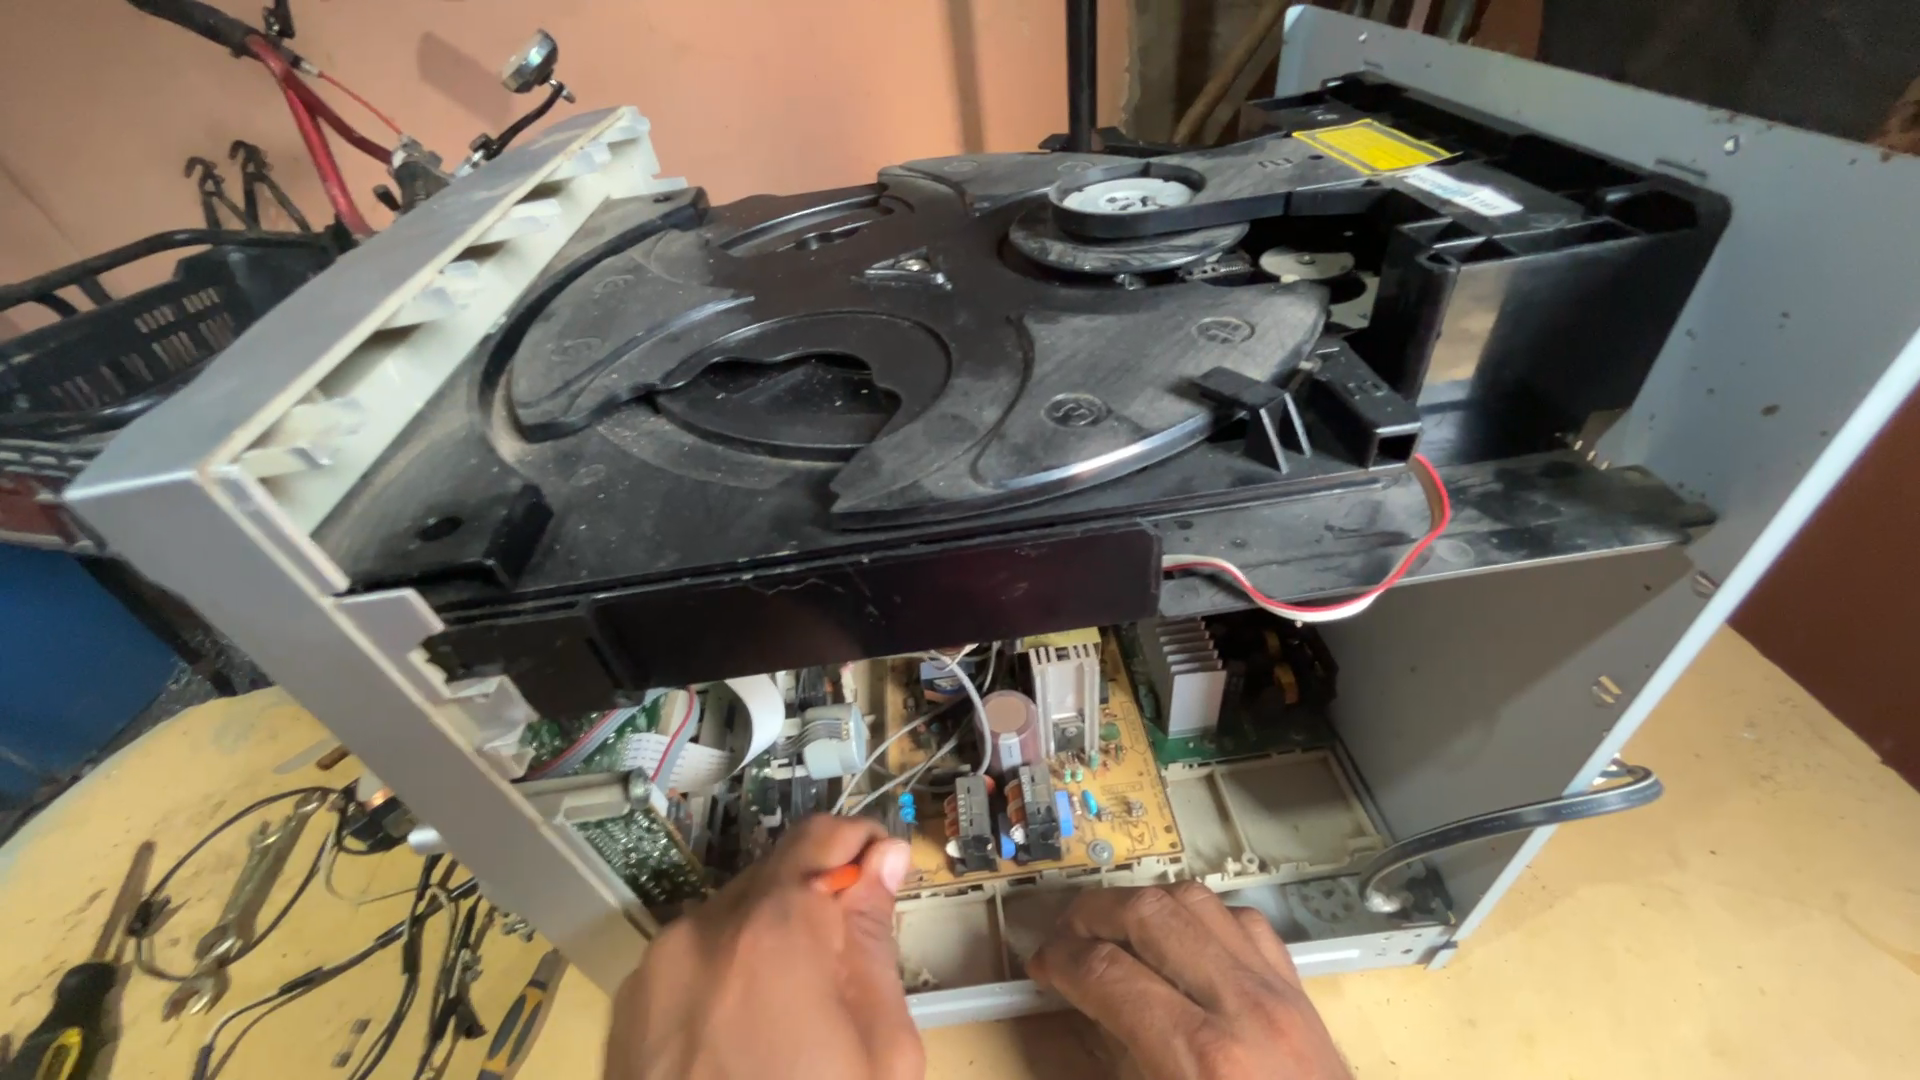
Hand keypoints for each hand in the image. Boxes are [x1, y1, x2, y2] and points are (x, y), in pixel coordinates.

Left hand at [605, 816, 921, 1079]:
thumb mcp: (880, 1045)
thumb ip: (874, 937)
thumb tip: (880, 860)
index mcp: (773, 926)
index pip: (822, 836)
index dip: (861, 844)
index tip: (883, 868)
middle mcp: (704, 927)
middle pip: (776, 873)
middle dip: (819, 897)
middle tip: (848, 953)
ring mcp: (656, 967)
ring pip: (733, 915)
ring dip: (771, 934)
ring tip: (792, 1009)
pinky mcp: (627, 1009)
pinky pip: (694, 957)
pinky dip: (729, 968)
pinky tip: (744, 1031)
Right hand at [1028, 883, 1349, 1079]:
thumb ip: (1111, 1063)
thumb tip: (1073, 1009)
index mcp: (1200, 1060)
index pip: (1107, 973)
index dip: (1059, 961)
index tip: (1041, 967)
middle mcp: (1241, 1007)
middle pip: (1147, 914)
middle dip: (1091, 914)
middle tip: (1067, 939)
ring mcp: (1277, 991)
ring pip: (1193, 899)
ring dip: (1141, 905)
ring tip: (1115, 932)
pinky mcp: (1300, 991)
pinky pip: (1240, 920)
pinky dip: (1198, 918)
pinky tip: (1180, 942)